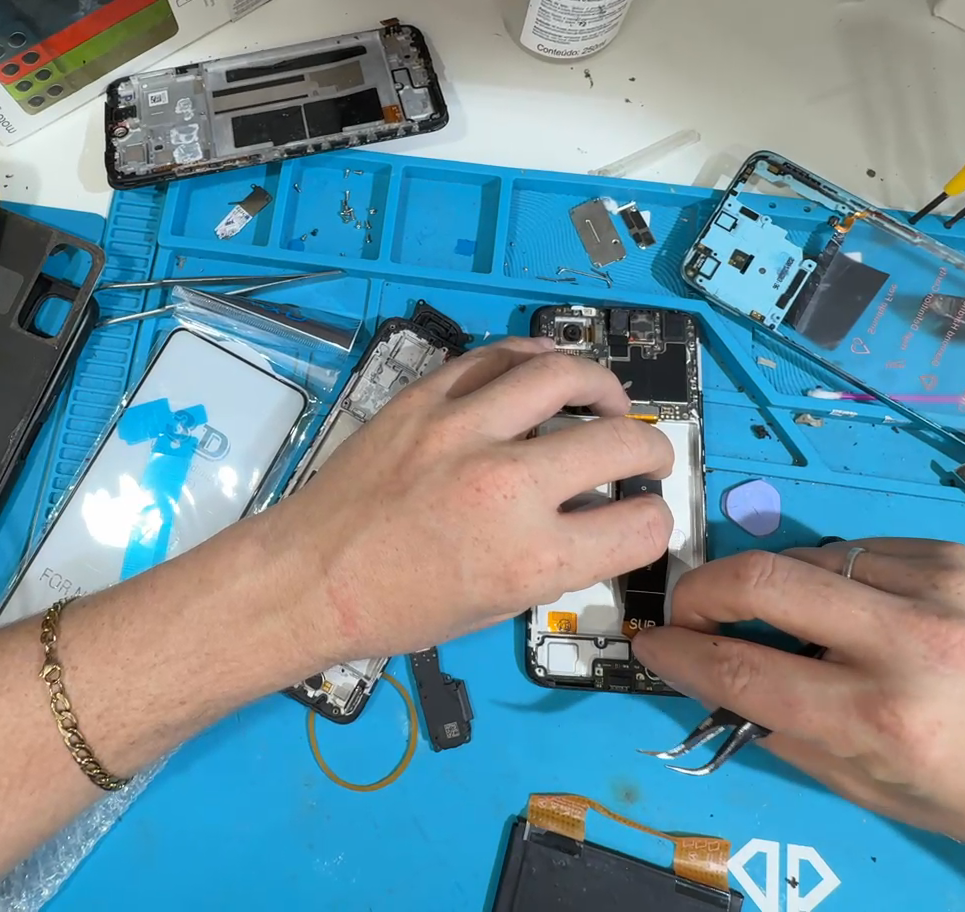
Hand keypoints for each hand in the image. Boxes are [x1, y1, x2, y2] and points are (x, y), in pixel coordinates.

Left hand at [258, 336, 673, 661]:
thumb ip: (557, 557)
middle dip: (652, 450)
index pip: (641, 526)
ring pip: (562, 374)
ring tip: (605, 400)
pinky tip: (544, 370)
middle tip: (644, 455)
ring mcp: (461, 430)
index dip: (653, 522)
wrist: (310, 574)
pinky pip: (495, 356)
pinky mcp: (424, 398)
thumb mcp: (495, 605)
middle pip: (622, 440)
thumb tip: (594, 508)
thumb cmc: (398, 607)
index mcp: (530, 558)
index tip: (640, 514)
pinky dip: (533, 358)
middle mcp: (506, 485)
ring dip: (602, 385)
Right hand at [630, 540, 964, 909]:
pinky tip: (846, 606)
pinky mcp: (955, 556)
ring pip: (799, 556)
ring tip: (777, 619)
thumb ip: (777, 725)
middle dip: (700, 591)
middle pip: (758, 579)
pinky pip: (850, 550)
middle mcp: (913, 642)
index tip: (652, 643)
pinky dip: (824, 576)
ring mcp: (939, 585)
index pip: (741, 667)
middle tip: (687, 612)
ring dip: (765, 584)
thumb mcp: (871, 789)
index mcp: (889, 720)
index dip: (679, 652)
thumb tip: (707, 673)